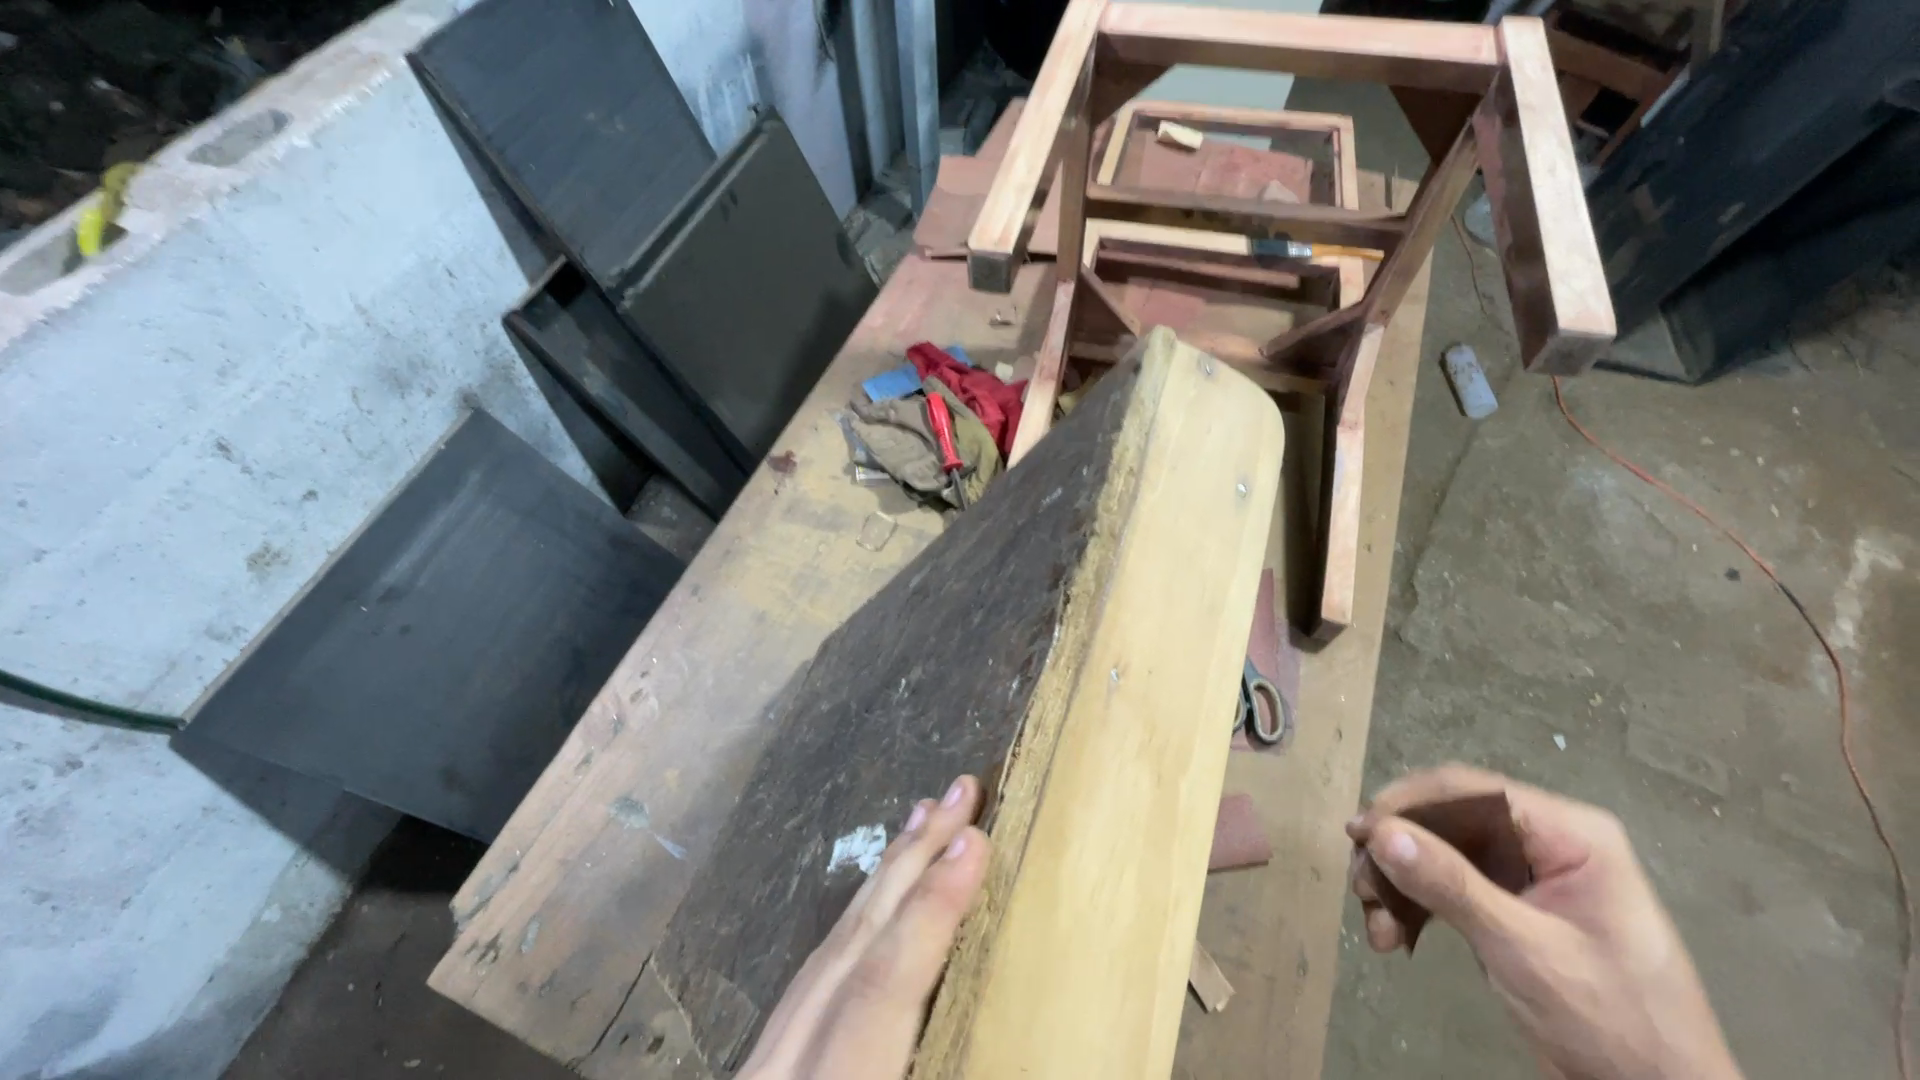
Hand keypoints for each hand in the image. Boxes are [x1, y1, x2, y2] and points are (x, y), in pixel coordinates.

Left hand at [738, 775, 990, 1079]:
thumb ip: (931, 1053)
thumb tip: (1009, 1034)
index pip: (882, 983)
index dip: (931, 911)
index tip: (975, 841)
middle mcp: (786, 1061)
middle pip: (854, 942)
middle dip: (914, 859)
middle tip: (963, 792)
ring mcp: (769, 1054)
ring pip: (832, 945)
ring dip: (888, 876)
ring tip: (927, 816)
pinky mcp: (770, 1053)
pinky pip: (819, 966)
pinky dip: (858, 917)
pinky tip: (880, 895)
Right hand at [1348, 764, 1742, 1079]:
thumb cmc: (1612, 1021)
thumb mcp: (1525, 952)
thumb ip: (1452, 886)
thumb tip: (1381, 832)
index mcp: (1569, 833)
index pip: (1469, 791)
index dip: (1406, 804)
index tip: (1358, 836)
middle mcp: (1546, 841)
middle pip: (1447, 819)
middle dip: (1398, 853)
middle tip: (1361, 889)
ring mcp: (1528, 875)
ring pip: (1439, 852)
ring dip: (1399, 884)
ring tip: (1376, 926)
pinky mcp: (1512, 907)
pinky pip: (1448, 885)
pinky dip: (1415, 906)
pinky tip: (1394, 937)